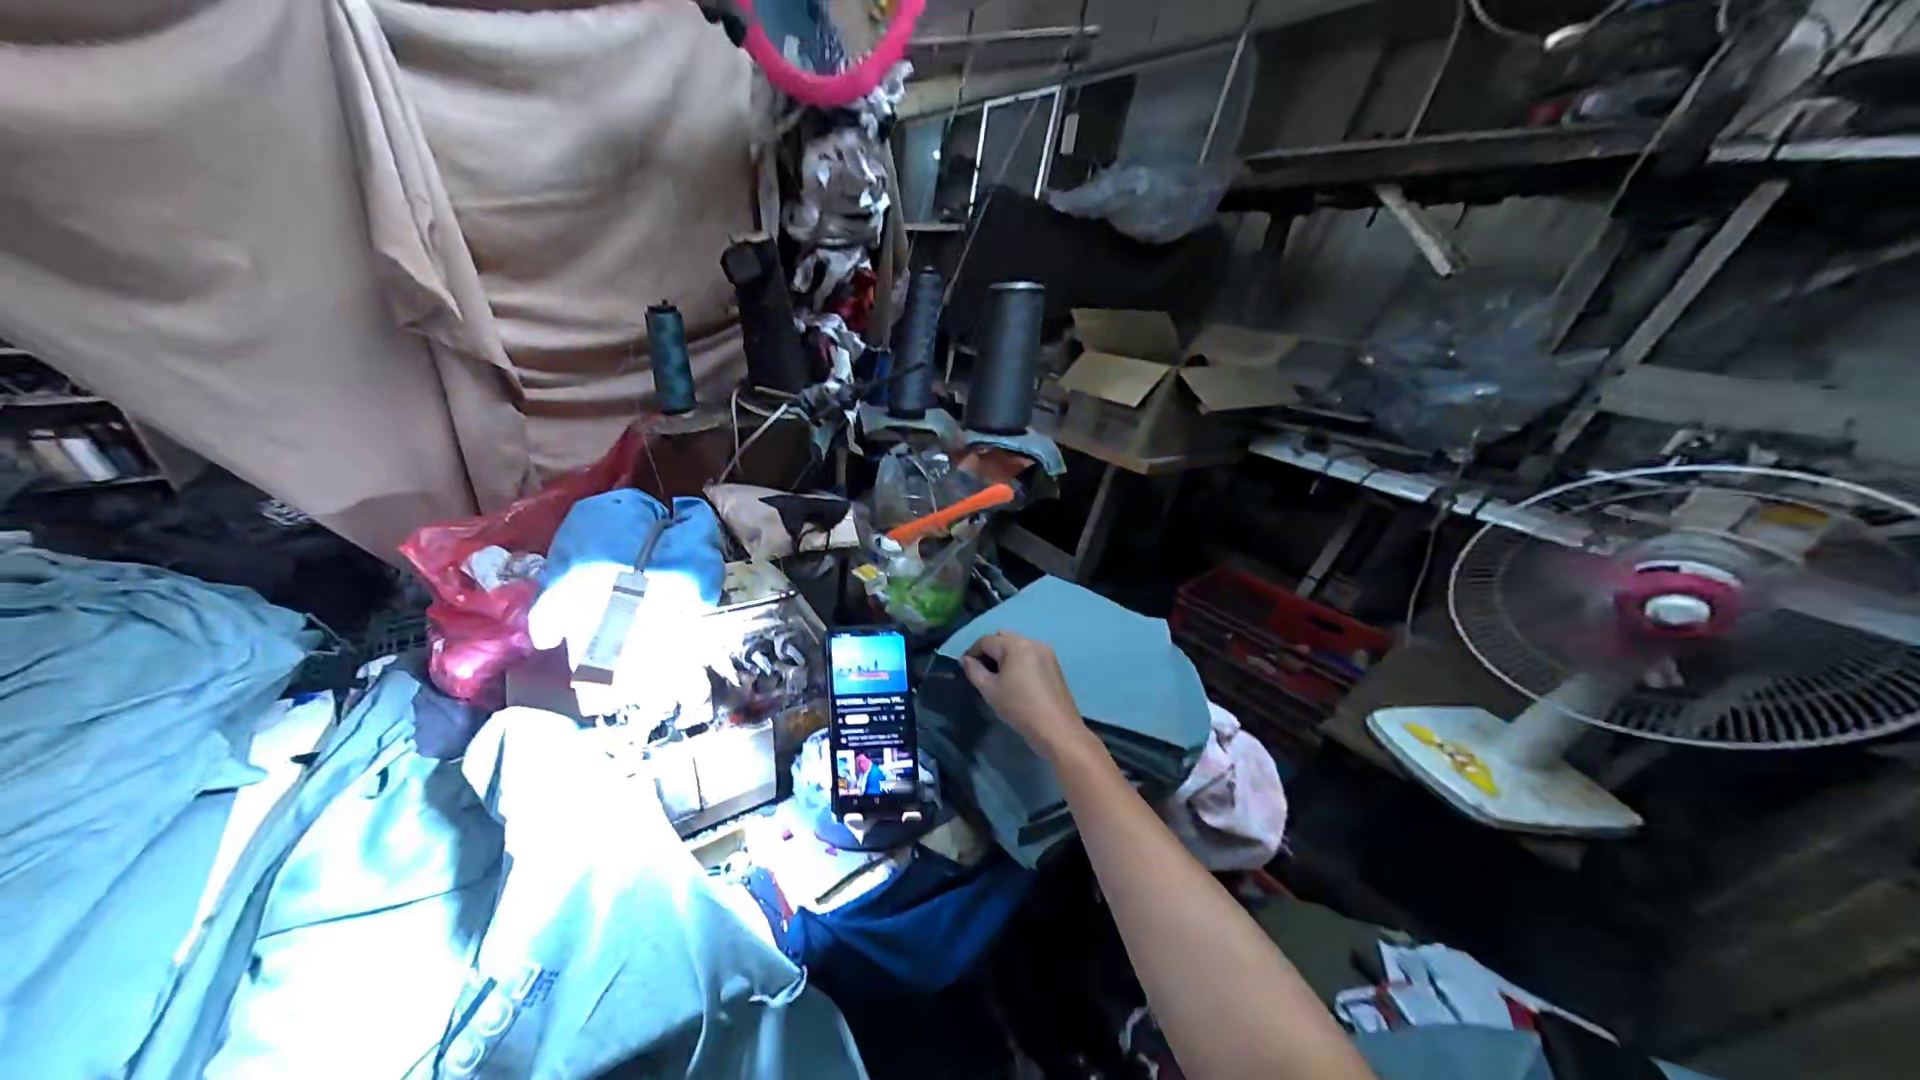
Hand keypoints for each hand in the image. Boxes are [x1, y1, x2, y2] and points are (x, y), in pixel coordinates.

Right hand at [961, 631, 1091, 760]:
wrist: (1057, 729)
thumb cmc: (1019, 708)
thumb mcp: (990, 690)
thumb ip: (974, 671)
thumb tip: (965, 659)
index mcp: (1016, 645)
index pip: (986, 641)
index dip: (972, 652)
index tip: (964, 667)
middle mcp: (1033, 642)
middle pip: (1003, 637)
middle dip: (989, 650)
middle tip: (982, 671)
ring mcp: (1046, 652)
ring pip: (1018, 645)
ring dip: (1004, 655)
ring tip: (998, 677)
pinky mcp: (1054, 664)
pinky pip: (1030, 654)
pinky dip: (1018, 660)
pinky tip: (1015, 680)